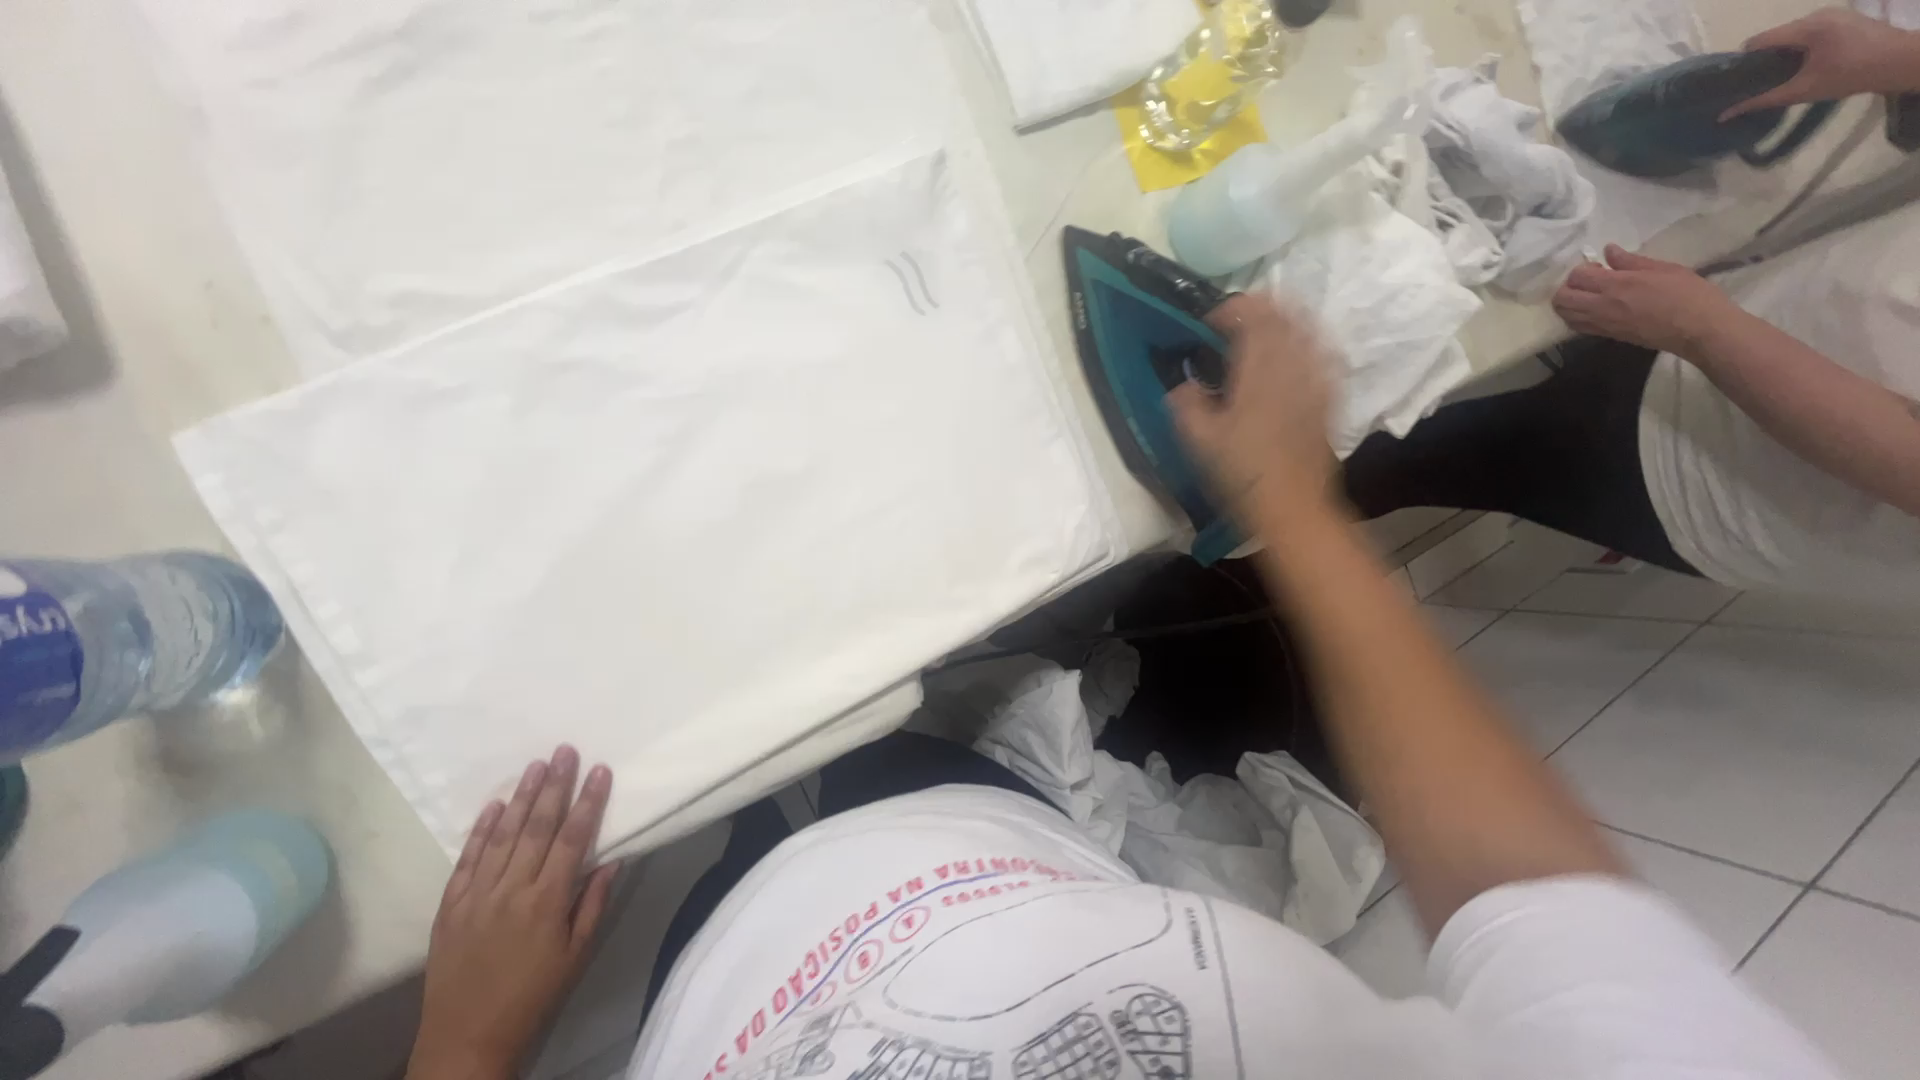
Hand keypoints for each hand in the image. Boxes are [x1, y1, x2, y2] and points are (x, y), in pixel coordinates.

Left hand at [406, 747, 617, 1079]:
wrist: (466, 1038)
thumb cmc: (534, 996)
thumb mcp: (577, 955)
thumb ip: (593, 904)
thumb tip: (613, 859)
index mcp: (548, 902)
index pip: (574, 839)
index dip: (588, 802)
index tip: (600, 770)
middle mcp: (512, 890)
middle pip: (538, 827)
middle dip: (555, 786)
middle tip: (565, 750)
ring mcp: (476, 895)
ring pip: (503, 835)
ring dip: (522, 797)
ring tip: (536, 765)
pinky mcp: (450, 906)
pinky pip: (468, 859)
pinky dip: (481, 830)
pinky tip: (495, 806)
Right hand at [1166, 294, 1335, 522]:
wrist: (1293, 508)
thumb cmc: (1242, 476)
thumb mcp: (1199, 443)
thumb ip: (1186, 405)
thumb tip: (1181, 386)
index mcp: (1256, 373)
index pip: (1251, 317)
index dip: (1231, 309)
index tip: (1210, 322)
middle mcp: (1291, 368)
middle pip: (1285, 315)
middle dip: (1261, 307)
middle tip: (1238, 318)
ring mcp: (1316, 382)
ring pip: (1310, 330)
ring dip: (1289, 319)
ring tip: (1270, 326)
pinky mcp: (1329, 399)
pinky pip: (1327, 356)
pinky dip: (1312, 344)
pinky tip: (1302, 353)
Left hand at [1553, 246, 1748, 356]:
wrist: (1697, 328)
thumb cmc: (1687, 293)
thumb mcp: (1663, 268)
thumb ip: (1630, 260)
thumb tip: (1608, 250)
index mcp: (1615, 284)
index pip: (1577, 276)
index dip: (1581, 269)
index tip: (1597, 267)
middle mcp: (1600, 305)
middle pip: (1561, 297)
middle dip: (1567, 286)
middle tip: (1587, 282)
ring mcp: (1600, 323)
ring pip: (1564, 314)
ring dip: (1568, 302)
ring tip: (1588, 295)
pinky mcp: (1604, 335)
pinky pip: (1576, 326)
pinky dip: (1574, 316)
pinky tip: (1591, 309)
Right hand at [1723, 9, 1919, 118]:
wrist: (1901, 61)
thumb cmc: (1850, 76)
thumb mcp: (1801, 91)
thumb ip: (1760, 101)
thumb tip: (1723, 115)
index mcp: (1807, 28)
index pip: (1758, 41)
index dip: (1744, 61)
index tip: (1740, 80)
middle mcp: (1818, 14)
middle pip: (1775, 36)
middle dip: (1764, 57)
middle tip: (1761, 81)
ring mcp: (1833, 13)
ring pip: (1791, 33)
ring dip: (1782, 52)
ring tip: (1783, 74)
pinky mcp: (1842, 17)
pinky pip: (1808, 29)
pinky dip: (1799, 46)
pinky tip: (1803, 63)